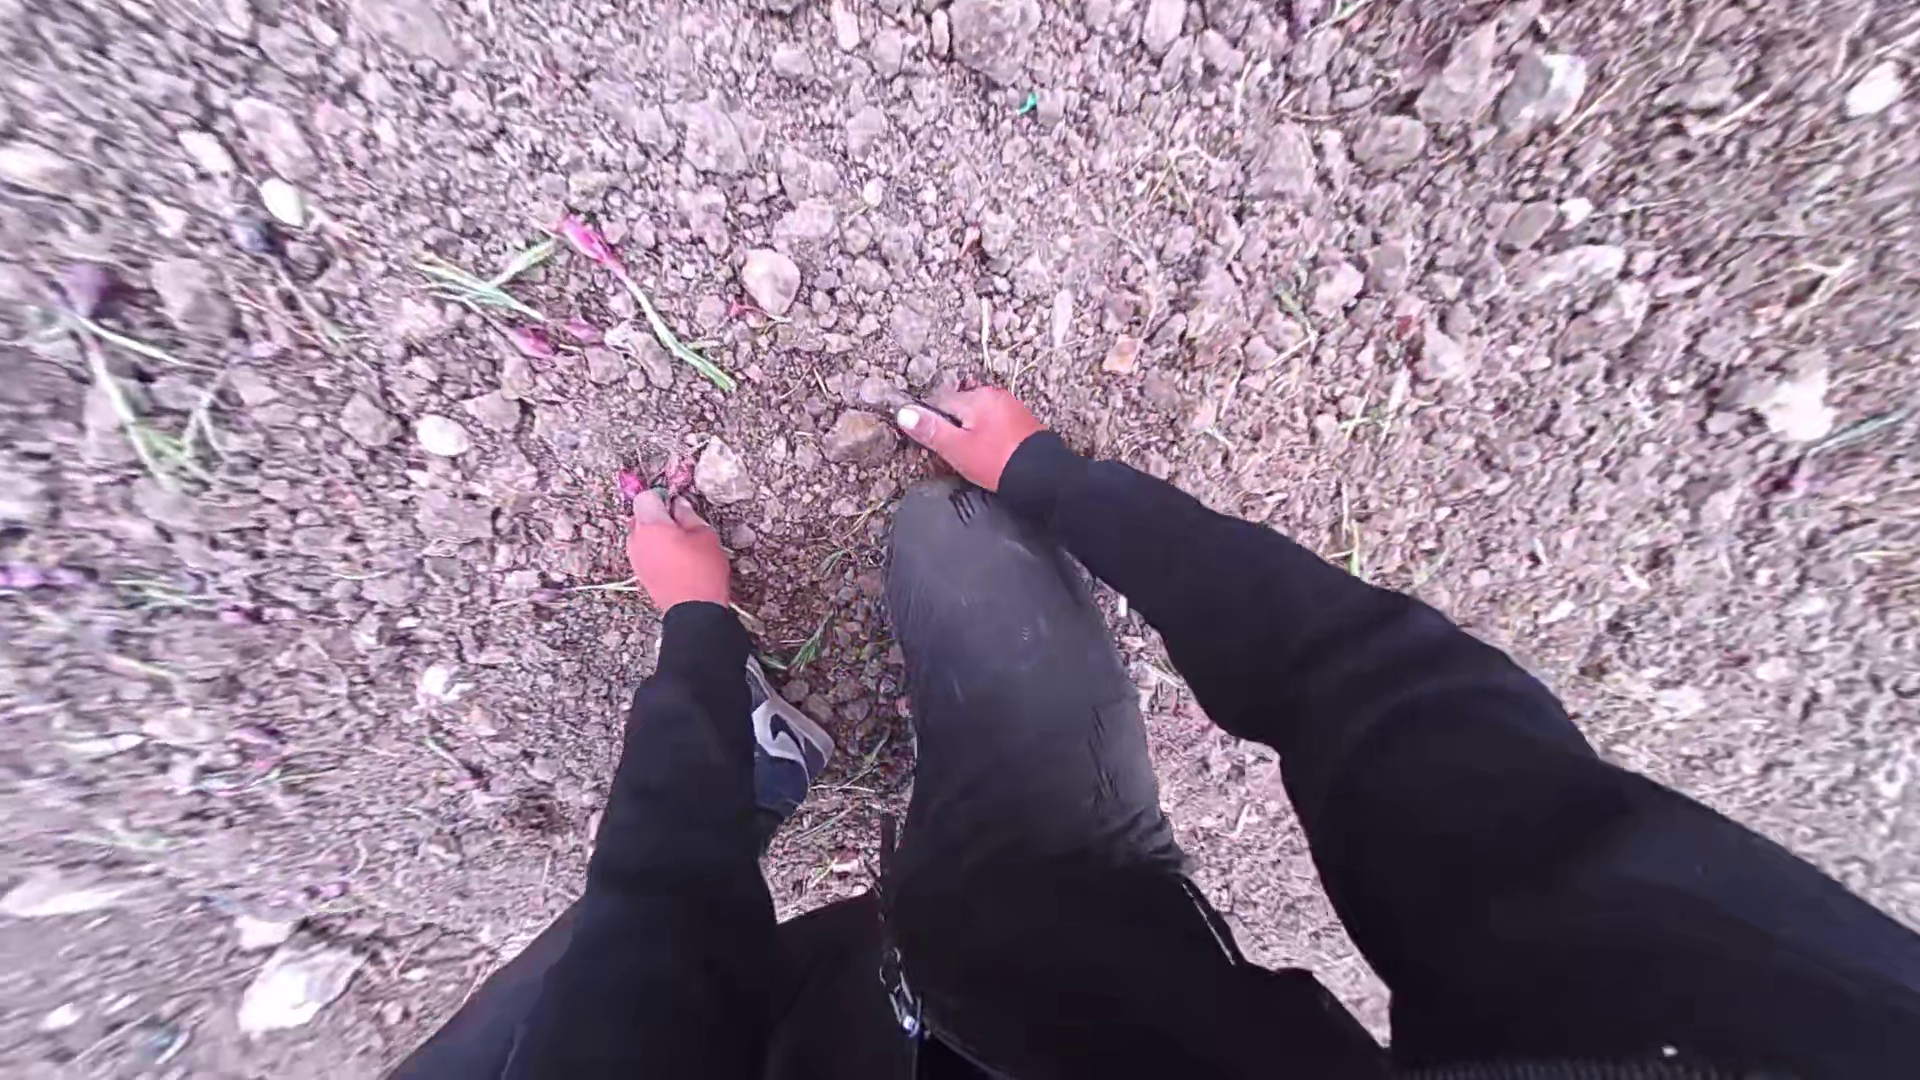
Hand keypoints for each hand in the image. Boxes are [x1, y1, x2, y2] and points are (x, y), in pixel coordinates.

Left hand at [626, 490, 729, 611]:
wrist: (694, 610)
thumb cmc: (702, 571)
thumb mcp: (705, 536)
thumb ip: (689, 516)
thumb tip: (679, 506)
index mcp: (651, 525)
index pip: (646, 497)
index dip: (663, 497)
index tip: (678, 505)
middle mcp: (636, 539)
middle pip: (640, 516)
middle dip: (658, 516)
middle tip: (682, 524)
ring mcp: (635, 558)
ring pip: (641, 535)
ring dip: (656, 534)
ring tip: (680, 544)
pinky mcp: (640, 572)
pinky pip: (643, 551)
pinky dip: (655, 549)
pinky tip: (674, 558)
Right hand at [894, 386, 1044, 491]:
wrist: (1043, 477)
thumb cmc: (998, 463)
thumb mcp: (957, 449)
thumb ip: (931, 430)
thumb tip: (903, 413)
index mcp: (976, 397)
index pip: (938, 403)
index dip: (928, 422)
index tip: (927, 443)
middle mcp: (994, 395)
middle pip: (959, 408)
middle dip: (951, 427)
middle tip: (950, 454)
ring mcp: (1010, 407)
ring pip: (977, 416)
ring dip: (969, 432)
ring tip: (969, 457)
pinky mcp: (1022, 422)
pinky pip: (994, 424)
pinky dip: (986, 436)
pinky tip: (987, 454)